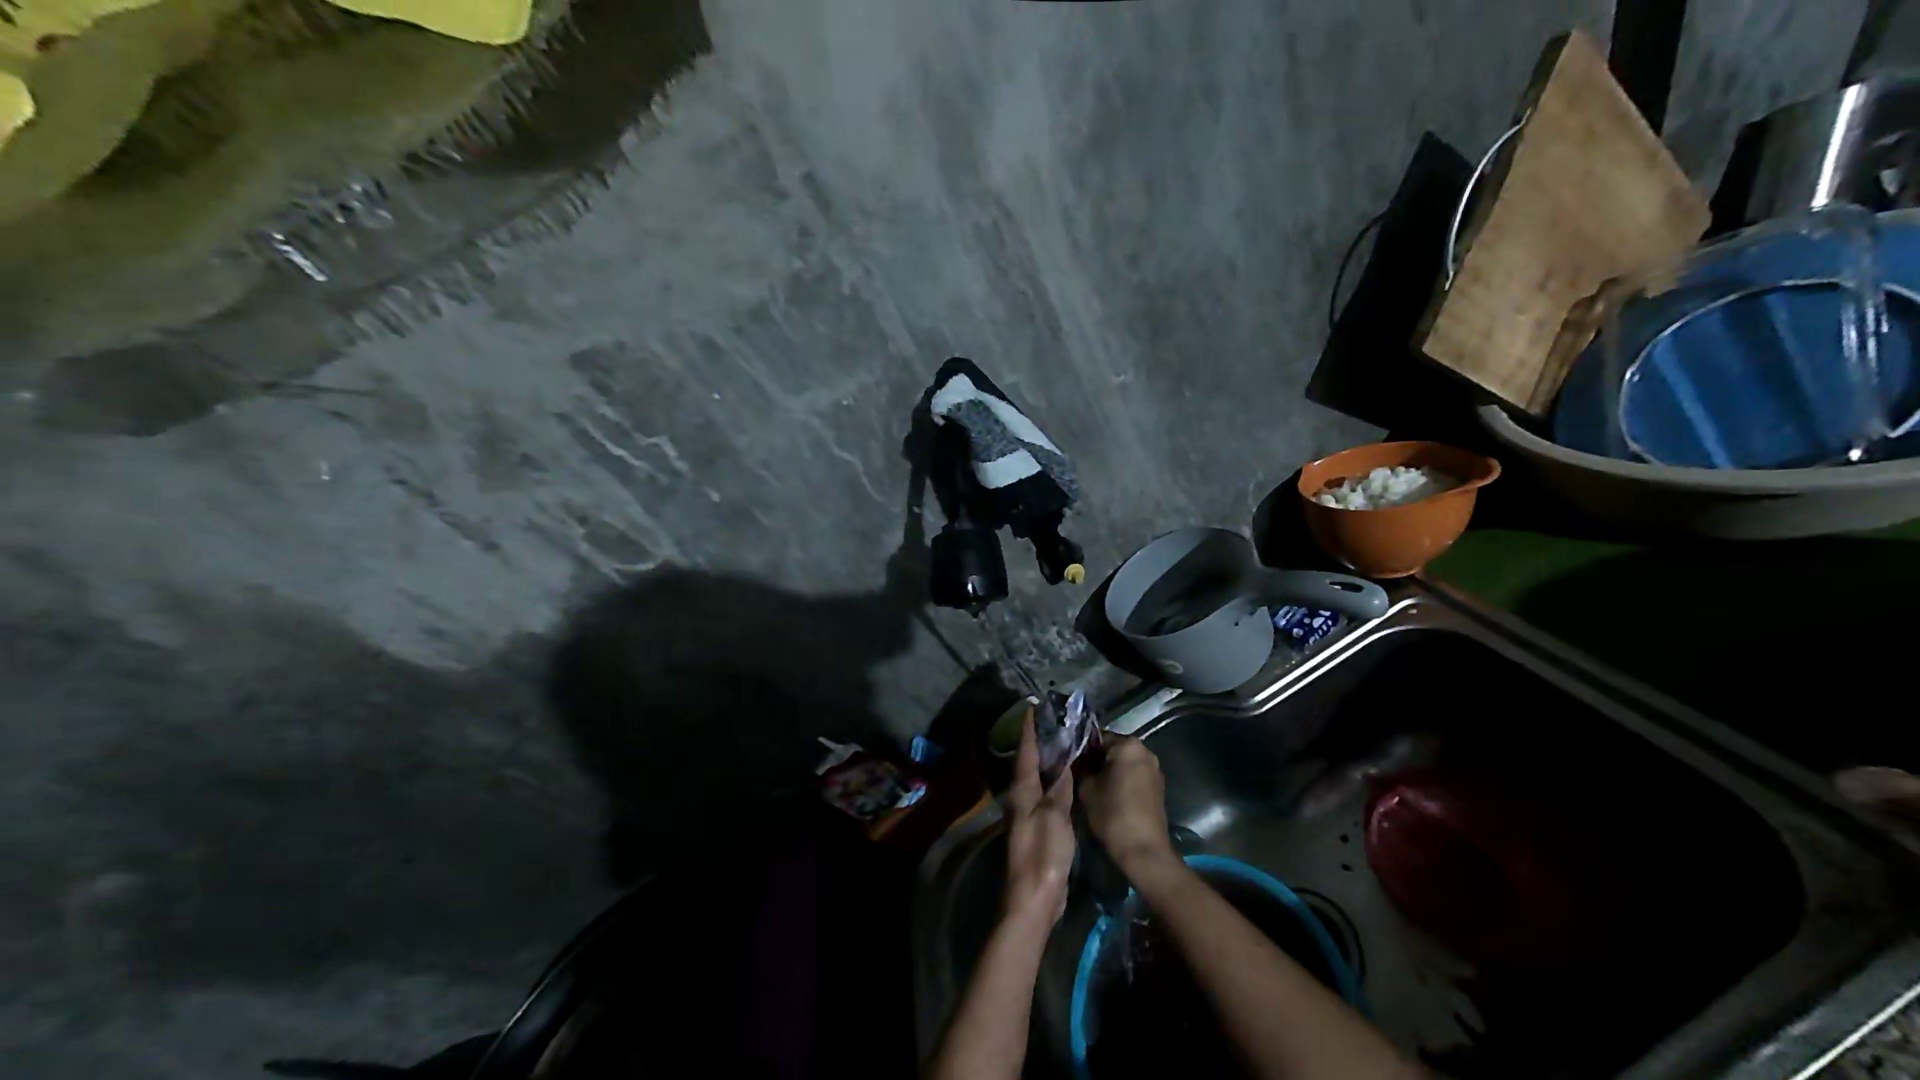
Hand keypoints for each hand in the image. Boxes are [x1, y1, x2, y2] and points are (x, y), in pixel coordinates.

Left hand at [1004, 707, 1074, 926]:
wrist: (1035, 899)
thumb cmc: (1042, 854)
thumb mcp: (1054, 816)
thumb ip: (1059, 789)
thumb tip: (1063, 763)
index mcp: (1022, 791)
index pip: (1026, 751)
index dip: (1029, 729)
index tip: (1032, 707)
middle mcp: (1022, 798)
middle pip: (1030, 763)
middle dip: (1040, 741)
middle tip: (1056, 721)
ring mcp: (1030, 815)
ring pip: (1039, 779)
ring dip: (1049, 761)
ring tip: (1066, 743)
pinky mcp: (1040, 830)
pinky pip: (1047, 796)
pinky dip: (1057, 782)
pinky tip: (1069, 780)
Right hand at [1080, 736, 1176, 874]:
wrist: (1143, 850)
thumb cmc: (1112, 813)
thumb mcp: (1086, 787)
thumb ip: (1080, 766)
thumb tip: (1076, 759)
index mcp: (1128, 745)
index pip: (1097, 737)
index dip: (1081, 749)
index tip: (1070, 762)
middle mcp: (1146, 751)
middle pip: (1113, 748)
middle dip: (1096, 759)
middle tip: (1079, 774)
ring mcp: (1155, 769)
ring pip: (1124, 762)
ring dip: (1109, 771)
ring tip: (1093, 786)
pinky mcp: (1158, 787)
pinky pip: (1134, 775)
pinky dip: (1121, 780)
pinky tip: (1110, 796)